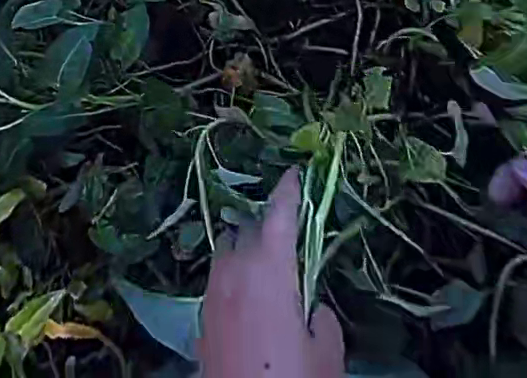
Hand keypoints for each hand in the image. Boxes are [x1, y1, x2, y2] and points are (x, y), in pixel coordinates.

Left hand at [198, 168, 345, 377]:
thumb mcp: (325, 355)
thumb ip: (322, 320)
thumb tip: (312, 308)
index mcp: (268, 267)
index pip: (279, 214)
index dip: (289, 190)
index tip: (295, 172)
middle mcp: (236, 266)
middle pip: (251, 229)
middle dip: (269, 227)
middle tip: (289, 235)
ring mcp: (213, 288)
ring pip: (230, 250)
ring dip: (248, 249)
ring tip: (268, 265)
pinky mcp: (202, 314)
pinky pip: (220, 277)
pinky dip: (235, 274)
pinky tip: (249, 298)